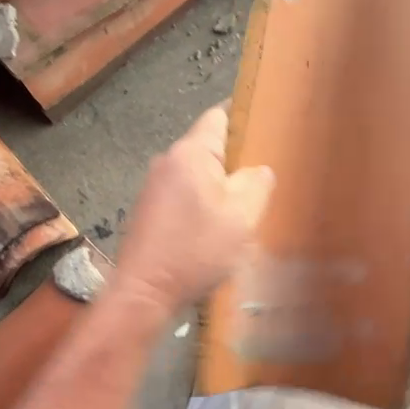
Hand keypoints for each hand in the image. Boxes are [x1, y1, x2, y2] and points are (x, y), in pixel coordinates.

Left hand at [114, 106, 273, 314]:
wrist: (144, 292)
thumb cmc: (195, 252)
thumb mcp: (241, 219)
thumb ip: (257, 185)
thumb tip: (260, 170)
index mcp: (190, 154)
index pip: (219, 117)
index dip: (243, 117)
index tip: (265, 125)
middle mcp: (167, 161)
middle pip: (208, 148)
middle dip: (234, 161)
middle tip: (261, 181)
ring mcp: (153, 187)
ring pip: (196, 175)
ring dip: (217, 188)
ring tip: (240, 211)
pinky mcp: (147, 210)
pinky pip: (182, 195)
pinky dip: (200, 205)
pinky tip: (213, 230)